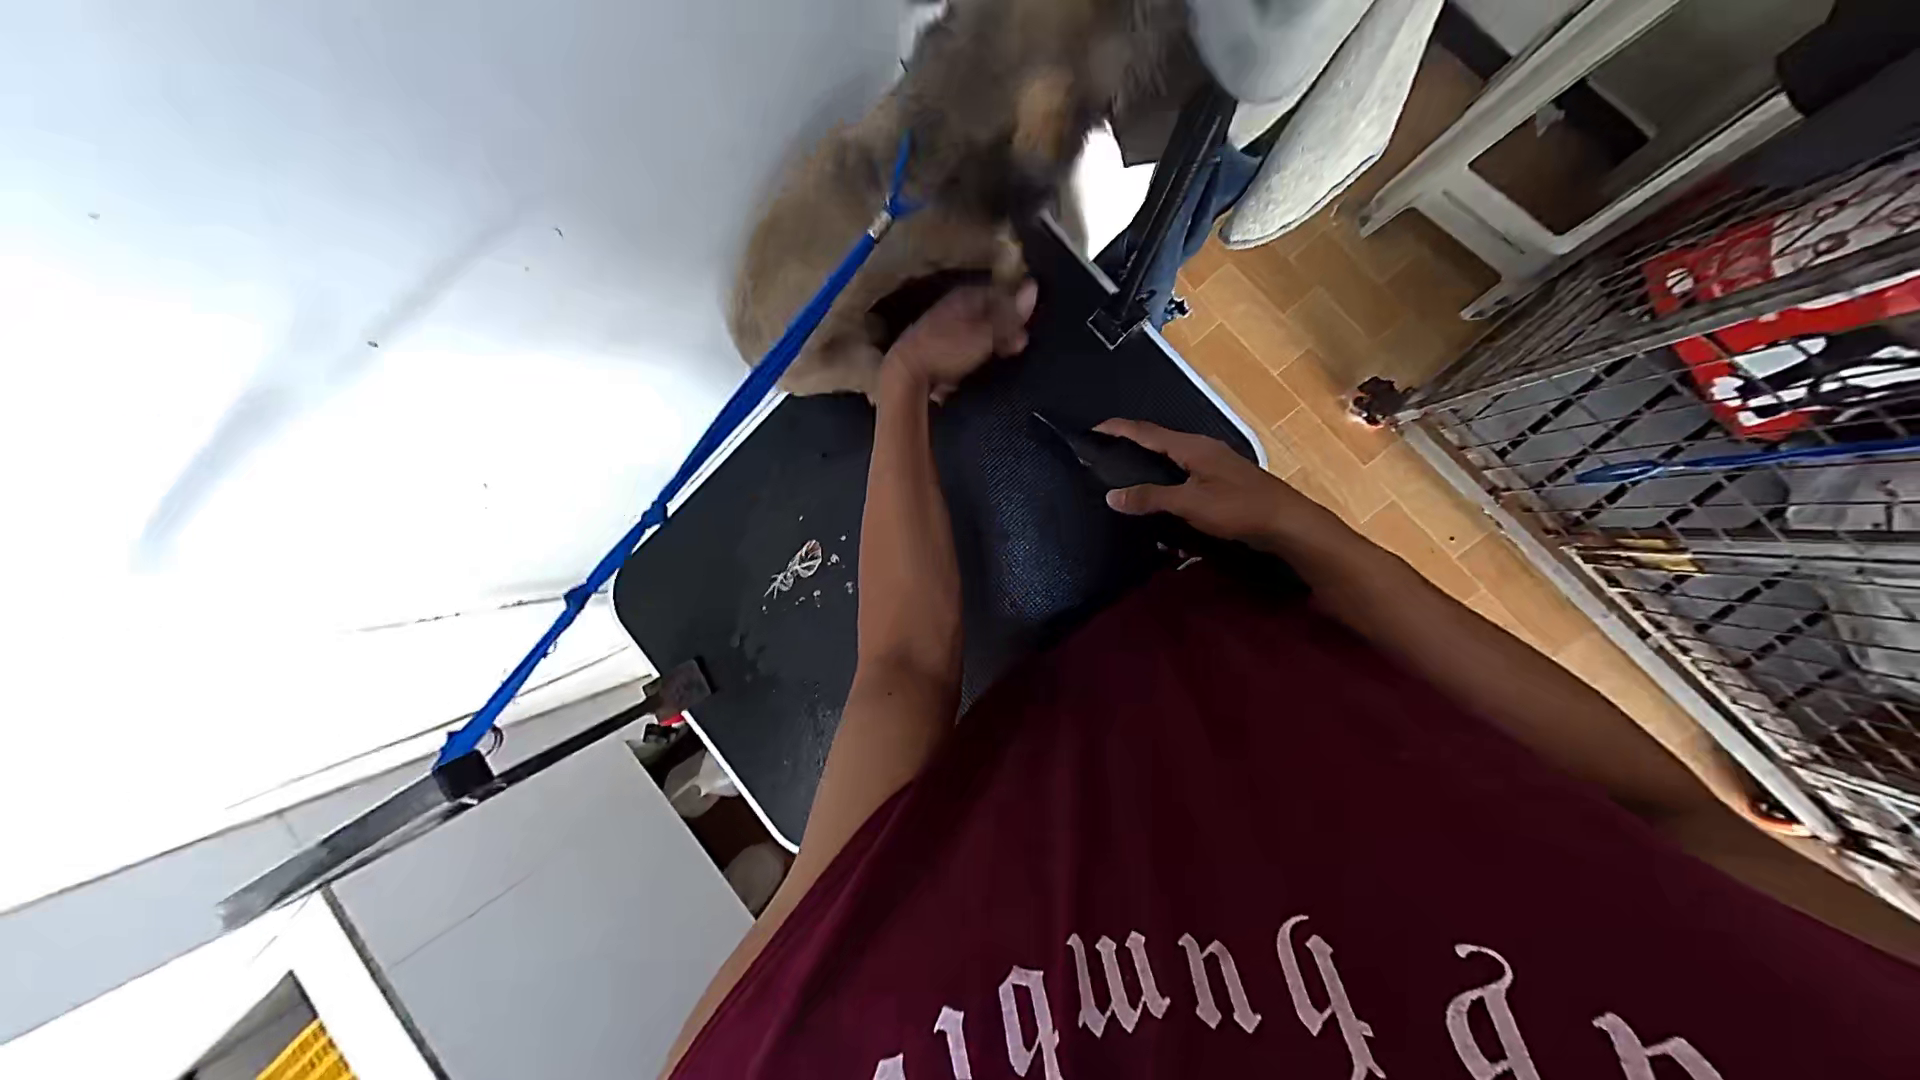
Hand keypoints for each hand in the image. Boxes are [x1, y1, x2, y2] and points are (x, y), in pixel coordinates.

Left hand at [885, 279, 1038, 399]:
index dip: (1016, 310)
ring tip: (998, 357)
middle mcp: (953, 307)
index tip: (1026, 328)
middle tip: (1016, 346)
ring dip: (990, 344)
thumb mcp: (985, 333)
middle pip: (988, 313)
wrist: (907, 374)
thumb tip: (1033, 289)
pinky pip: (962, 346)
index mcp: (965, 296)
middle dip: (1004, 330)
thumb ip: (1010, 315)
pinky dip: (973, 354)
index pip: (1000, 294)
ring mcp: (943, 327)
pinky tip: (976, 365)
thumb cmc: (946, 350)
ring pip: (976, 330)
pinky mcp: (936, 347)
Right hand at [1096, 418, 1345, 550]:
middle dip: (1130, 445)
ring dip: (1148, 466)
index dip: (1118, 429)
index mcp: (1192, 447)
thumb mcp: (1189, 503)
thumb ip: (1150, 498)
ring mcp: (1213, 465)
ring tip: (1125, 474)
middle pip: (1158, 441)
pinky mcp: (1220, 482)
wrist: (1286, 523)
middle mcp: (1202, 449)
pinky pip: (1183, 476)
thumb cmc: (1238, 507)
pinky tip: (1159, 500)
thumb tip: (1112, 496)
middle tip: (1104, 453)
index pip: (1146, 432)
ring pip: (1171, 460)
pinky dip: (1165, 484)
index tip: (1093, 428)